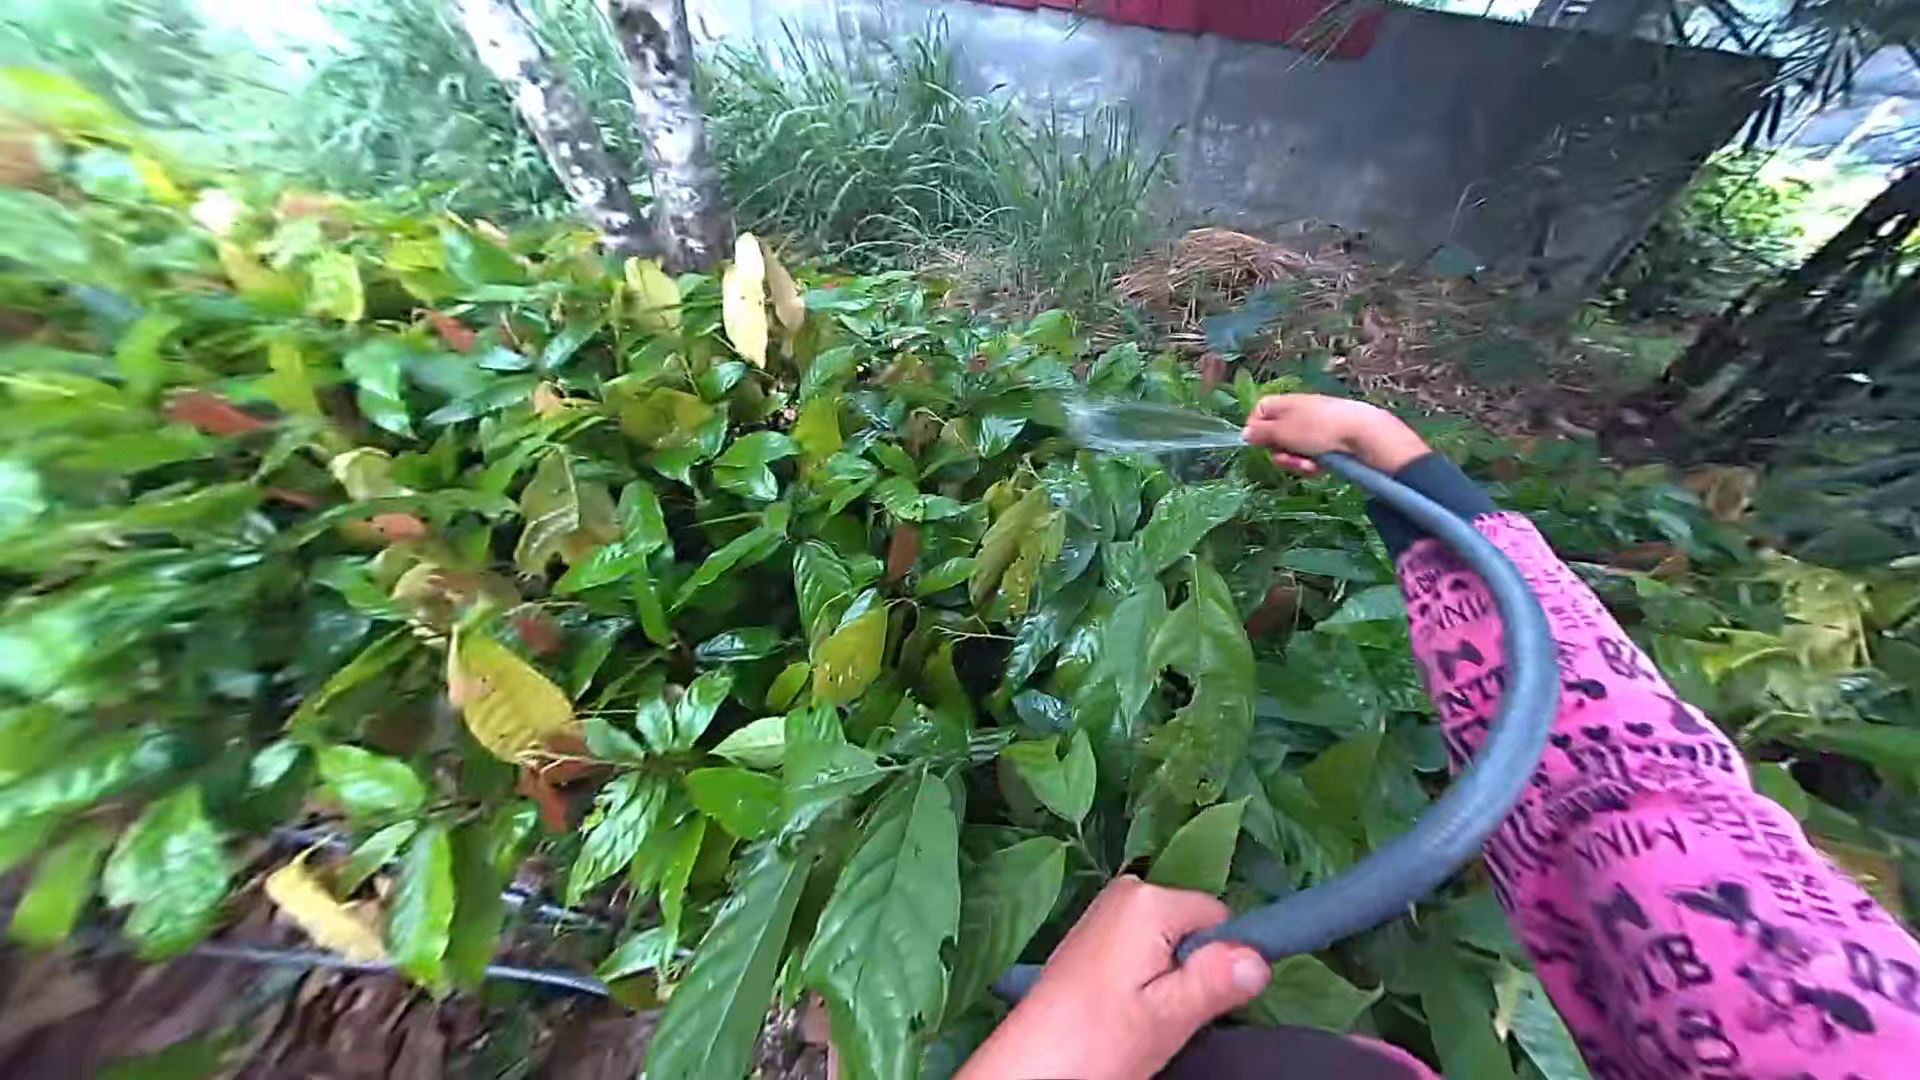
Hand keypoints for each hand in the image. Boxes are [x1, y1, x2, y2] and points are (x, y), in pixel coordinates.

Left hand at [955, 876, 1270, 1079]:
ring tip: (1142, 1010)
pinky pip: (1143, 939)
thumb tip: (1260, 957)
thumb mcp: (1168, 1015)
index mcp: (1147, 899)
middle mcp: (1126, 889)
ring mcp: (1108, 906)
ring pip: (1169, 934)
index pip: (1218, 915)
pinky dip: (1145, 968)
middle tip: (1166, 1010)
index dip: (1221, 958)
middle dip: (1190, 965)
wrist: (1035, 1057)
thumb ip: (1214, 980)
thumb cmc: (1101, 1036)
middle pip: (1191, 922)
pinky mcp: (1096, 926)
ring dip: (1167, 971)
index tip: (1201, 998)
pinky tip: (1126, 1001)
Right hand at [1241, 394, 1429, 474]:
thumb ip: (1260, 433)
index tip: (1258, 441)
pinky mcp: (1329, 443)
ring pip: (1291, 449)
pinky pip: (1309, 456)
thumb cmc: (1320, 430)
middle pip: (1274, 435)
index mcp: (1286, 403)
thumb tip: (1244, 433)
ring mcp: (1316, 428)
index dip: (1255, 428)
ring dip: (1295, 461)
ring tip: (1309, 465)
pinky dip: (1311, 464)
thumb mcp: (1283, 431)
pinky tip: (1321, 467)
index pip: (1259, 411)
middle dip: (1279, 451)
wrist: (1367, 437)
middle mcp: (1300, 413)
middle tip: (1289, 457)